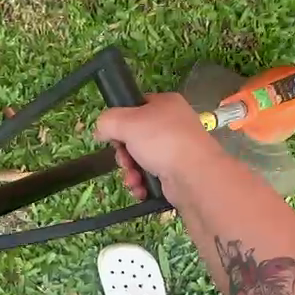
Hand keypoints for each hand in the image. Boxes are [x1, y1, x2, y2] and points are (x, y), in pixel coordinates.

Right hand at [95, 93, 226, 200]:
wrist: (194, 175)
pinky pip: (151, 176)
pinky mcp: (177, 172)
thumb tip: (100, 130)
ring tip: (133, 179)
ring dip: (131, 172)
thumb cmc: (161, 140)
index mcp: (165, 104)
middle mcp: (173, 124)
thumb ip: (107, 121)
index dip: (121, 122)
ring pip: (141, 159)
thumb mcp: (126, 122)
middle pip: (135, 137)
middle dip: (124, 154)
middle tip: (124, 160)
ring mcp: (176, 149)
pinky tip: (141, 189)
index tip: (113, 135)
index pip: (136, 107)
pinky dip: (142, 184)